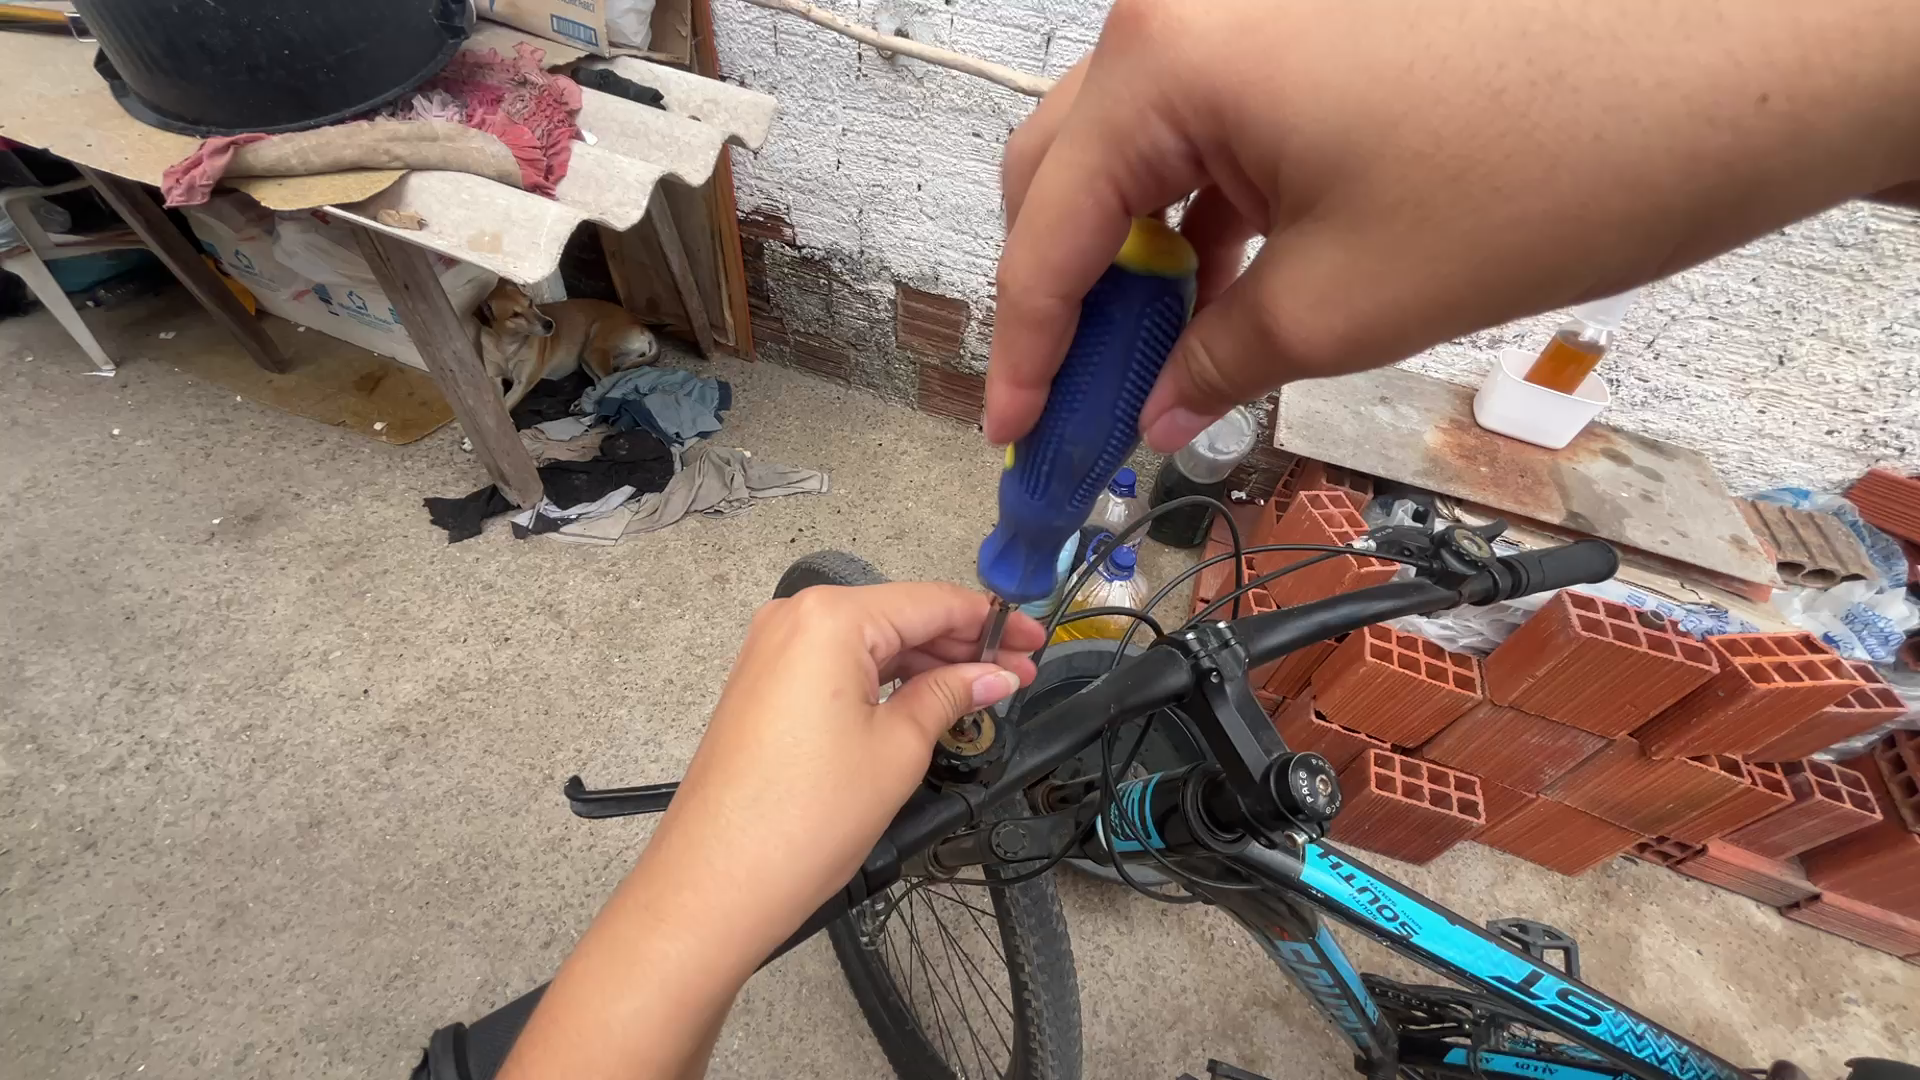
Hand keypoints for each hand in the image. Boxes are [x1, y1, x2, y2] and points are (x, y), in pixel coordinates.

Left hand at [646, 580, 1043, 961]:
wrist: (713, 887)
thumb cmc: (803, 818)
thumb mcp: (898, 748)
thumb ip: (950, 695)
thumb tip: (994, 675)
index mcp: (831, 618)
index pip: (931, 602)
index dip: (991, 621)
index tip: (1032, 640)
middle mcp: (796, 618)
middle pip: (900, 616)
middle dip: (962, 644)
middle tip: (1016, 670)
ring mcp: (774, 649)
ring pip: (871, 641)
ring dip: (926, 662)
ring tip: (982, 687)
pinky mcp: (766, 682)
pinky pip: (841, 663)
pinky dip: (885, 678)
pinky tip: (926, 695)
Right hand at [987, 0, 1919, 451]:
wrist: (1801, 16)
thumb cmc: (1555, 167)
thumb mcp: (1346, 304)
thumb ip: (1214, 366)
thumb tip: (1149, 420)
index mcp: (1167, 62)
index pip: (1046, 237)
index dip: (1023, 352)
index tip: (1012, 435)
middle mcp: (1175, 8)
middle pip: (1059, 176)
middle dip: (1058, 296)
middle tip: (1082, 389)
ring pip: (1122, 152)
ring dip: (1122, 259)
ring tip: (1153, 348)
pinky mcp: (1294, 11)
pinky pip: (1195, 128)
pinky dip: (1187, 215)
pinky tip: (1217, 276)